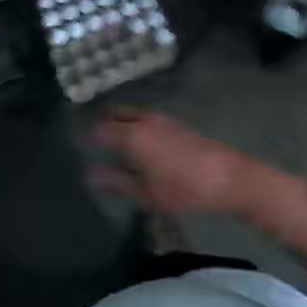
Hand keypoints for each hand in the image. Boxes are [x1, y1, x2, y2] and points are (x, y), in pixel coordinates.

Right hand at [87, 107, 259, 215]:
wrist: (228, 177)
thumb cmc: (183, 188)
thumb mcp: (146, 192)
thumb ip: (116, 181)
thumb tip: (89, 174)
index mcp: (131, 135)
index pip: (100, 129)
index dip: (88, 137)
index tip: (79, 145)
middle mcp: (143, 119)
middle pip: (115, 114)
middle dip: (102, 122)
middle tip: (93, 139)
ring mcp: (161, 118)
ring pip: (131, 113)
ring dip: (120, 121)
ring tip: (114, 142)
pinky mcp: (175, 123)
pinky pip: (145, 117)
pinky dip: (135, 123)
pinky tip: (140, 143)